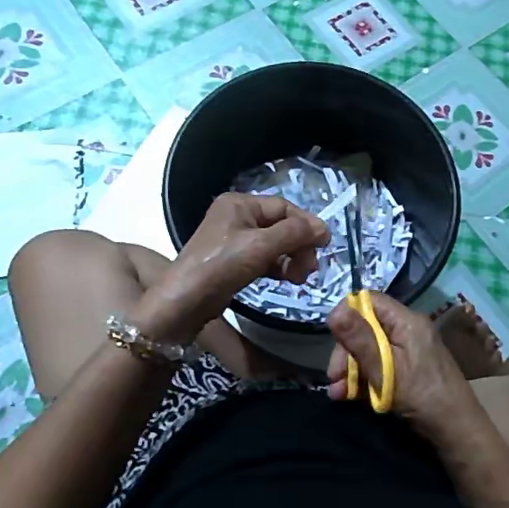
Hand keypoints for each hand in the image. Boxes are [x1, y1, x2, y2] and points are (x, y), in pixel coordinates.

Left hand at [142, 193, 328, 338]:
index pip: (284, 207)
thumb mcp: (261, 246)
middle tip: (310, 267)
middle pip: (281, 225)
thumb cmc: (220, 267)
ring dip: (292, 258)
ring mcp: (234, 239)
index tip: (325, 245)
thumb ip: (294, 234)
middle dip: (299, 245)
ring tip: (300, 278)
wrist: (183, 304)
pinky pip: (265, 258)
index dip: (307, 224)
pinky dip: (279, 267)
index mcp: (240, 204)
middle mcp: (236, 216)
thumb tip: (324, 229)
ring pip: (275, 243)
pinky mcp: (234, 261)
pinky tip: (288, 279)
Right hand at [325, 292, 485, 441]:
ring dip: (351, 371)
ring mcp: (408, 351)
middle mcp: (408, 330)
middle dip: (346, 352)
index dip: (348, 315)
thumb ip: (359, 340)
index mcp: (407, 321)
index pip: (371, 301)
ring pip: (370, 350)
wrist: (455, 429)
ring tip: (338, 394)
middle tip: (334, 378)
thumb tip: (334, 311)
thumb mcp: (385, 367)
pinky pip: (380, 366)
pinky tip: (348, 396)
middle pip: (367, 328)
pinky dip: (364, 379)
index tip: (333, 338)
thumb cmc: (421, 395)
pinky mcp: (407, 370)